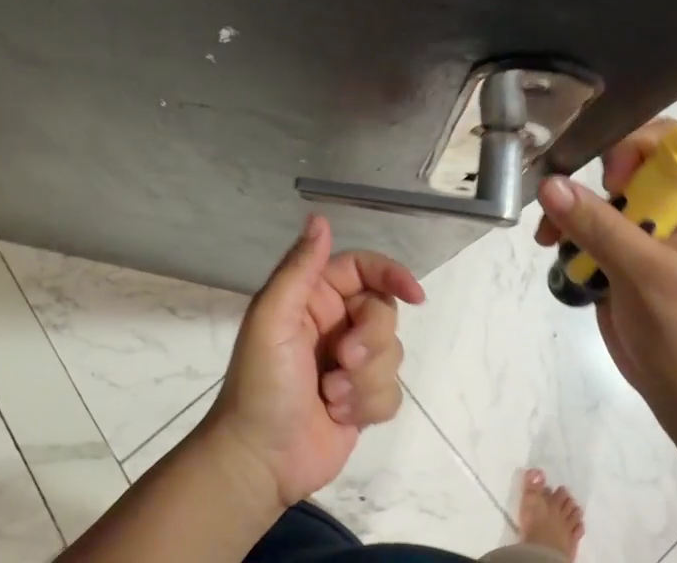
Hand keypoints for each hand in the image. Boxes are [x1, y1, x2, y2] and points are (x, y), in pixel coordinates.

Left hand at [203, 215, 425, 506]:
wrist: (262, 458)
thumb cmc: (262, 382)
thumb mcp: (273, 317)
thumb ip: (300, 268)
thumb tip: (320, 219)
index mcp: (311, 297)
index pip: (362, 269)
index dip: (391, 274)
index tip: (414, 294)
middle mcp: (334, 324)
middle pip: (383, 314)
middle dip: (371, 340)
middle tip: (343, 359)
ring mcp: (350, 363)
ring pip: (392, 355)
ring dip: (365, 379)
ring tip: (331, 397)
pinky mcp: (362, 400)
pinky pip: (392, 392)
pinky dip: (368, 405)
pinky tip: (339, 417)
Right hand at [535, 119, 676, 430]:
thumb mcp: (649, 277)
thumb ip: (600, 226)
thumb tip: (549, 183)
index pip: (671, 145)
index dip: (635, 150)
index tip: (610, 183)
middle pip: (627, 166)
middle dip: (591, 183)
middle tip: (566, 209)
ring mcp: (650, 235)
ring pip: (601, 196)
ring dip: (571, 210)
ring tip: (550, 238)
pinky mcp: (624, 258)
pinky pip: (590, 226)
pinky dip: (568, 233)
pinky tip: (553, 249)